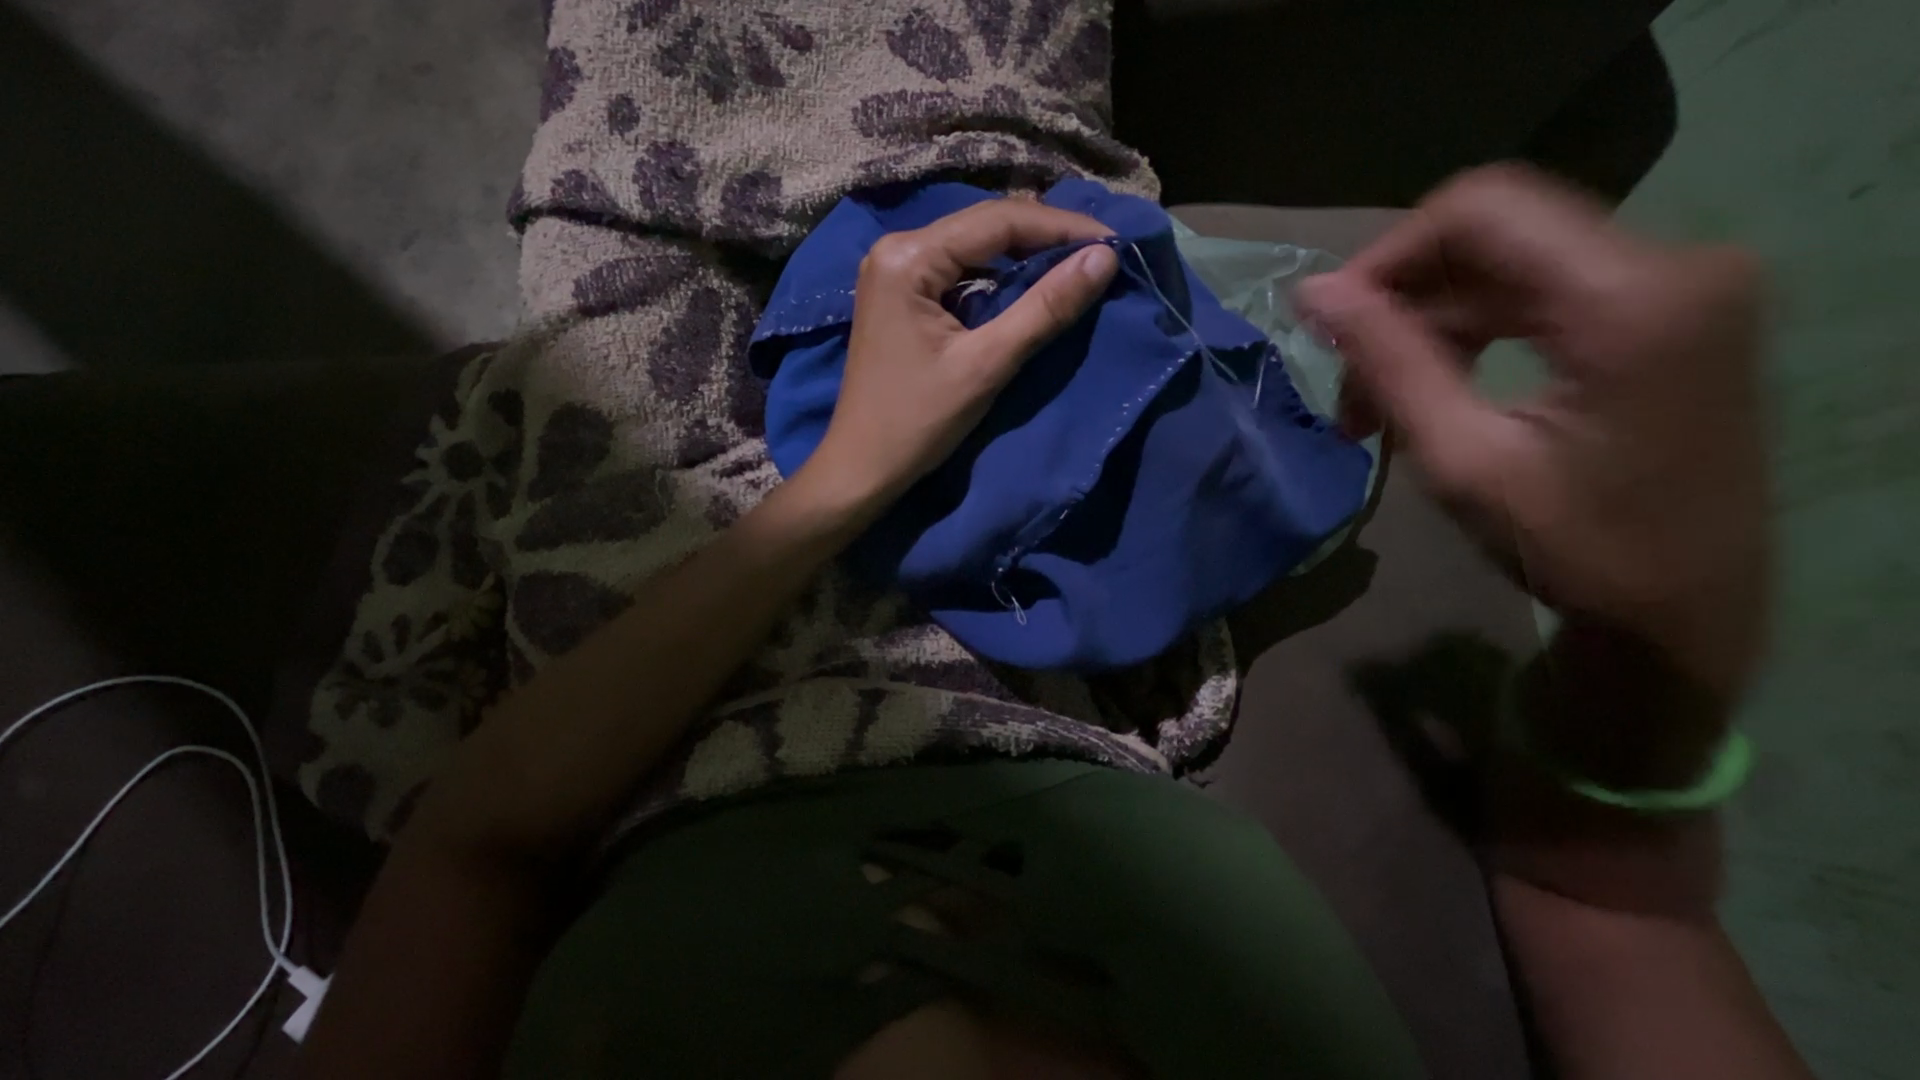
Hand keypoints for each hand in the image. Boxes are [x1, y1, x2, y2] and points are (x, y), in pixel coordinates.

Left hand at [801, 198, 1119, 507]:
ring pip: (975, 245)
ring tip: (1078, 266)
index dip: (1061, 227)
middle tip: (1102, 253)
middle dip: (1046, 236)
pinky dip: (1000, 276)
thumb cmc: (918, 421)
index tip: (1114, 242)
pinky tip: (1033, 285)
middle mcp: (897, 248)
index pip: (998, 221)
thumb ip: (1045, 308)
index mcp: (908, 257)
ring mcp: (895, 269)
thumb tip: (1105, 257)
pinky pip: (961, 269)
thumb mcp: (987, 364)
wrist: (863, 466)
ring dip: (1026, 255)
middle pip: (985, 225)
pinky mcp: (901, 293)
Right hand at [1297, 166, 1769, 700]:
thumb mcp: (1464, 462)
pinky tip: (1435, 389)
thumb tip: (1312, 292)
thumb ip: (1389, 363)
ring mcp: (1679, 284)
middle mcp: (1672, 264)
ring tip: (1378, 405)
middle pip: (1496, 234)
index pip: (1482, 210)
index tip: (1332, 322)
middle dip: (1404, 301)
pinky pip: (1544, 292)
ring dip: (1432, 324)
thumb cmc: (1579, 552)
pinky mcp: (1670, 310)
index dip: (1389, 253)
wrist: (1690, 614)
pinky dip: (1476, 333)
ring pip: (1511, 265)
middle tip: (1348, 384)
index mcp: (1632, 298)